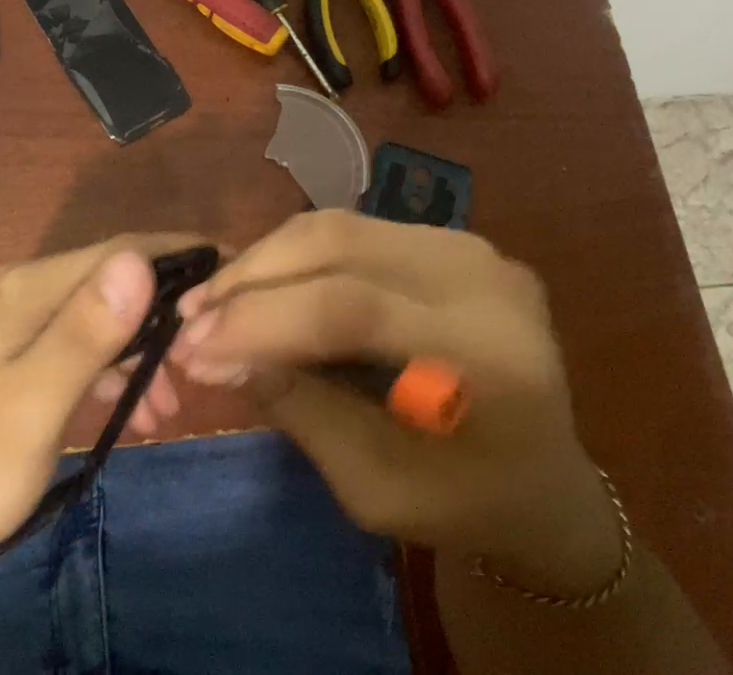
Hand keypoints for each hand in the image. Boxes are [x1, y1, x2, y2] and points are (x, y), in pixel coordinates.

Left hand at [0, 234, 201, 577]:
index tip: (233, 278)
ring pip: (96, 317)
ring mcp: (9, 320)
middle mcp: (17, 289)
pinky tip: (133, 409)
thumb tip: (141, 259)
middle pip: (110, 282)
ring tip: (171, 405)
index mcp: (25, 289)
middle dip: (163, 318)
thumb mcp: (34, 404)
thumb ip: (86, 332)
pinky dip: (109, 370)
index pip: (120, 250)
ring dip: (139, 352)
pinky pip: (74, 344)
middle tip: (204, 366)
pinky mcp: (8, 352)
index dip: (179, 258)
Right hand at [169, 211, 621, 592]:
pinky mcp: (453, 242)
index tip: (190, 347)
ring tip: (213, 302)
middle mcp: (483, 280)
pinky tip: (261, 288)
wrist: (543, 484)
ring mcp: (473, 250)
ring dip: (265, 261)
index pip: (352, 309)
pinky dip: (295, 258)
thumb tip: (212, 350)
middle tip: (188, 317)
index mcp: (485, 355)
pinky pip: (354, 232)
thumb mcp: (372, 486)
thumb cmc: (462, 505)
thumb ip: (298, 406)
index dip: (260, 321)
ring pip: (338, 227)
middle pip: (340, 245)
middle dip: (251, 278)